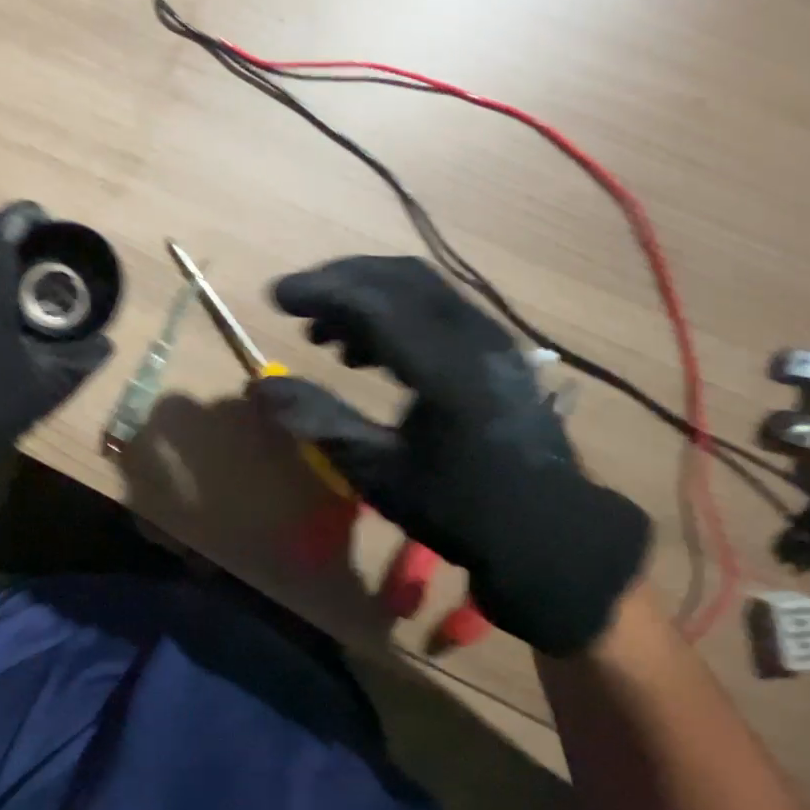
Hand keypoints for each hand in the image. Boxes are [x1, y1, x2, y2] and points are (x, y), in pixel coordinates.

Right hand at [251, 256, 649, 655]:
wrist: (549, 531)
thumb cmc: (458, 507)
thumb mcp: (378, 473)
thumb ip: (320, 421)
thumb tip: (260, 387)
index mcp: (447, 372)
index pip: (377, 304)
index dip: (321, 292)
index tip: (274, 296)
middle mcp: (475, 341)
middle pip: (400, 278)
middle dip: (340, 279)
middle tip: (294, 301)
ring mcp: (493, 340)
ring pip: (421, 286)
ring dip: (365, 294)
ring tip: (323, 334)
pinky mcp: (496, 349)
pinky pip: (437, 305)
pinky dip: (392, 309)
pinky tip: (365, 350)